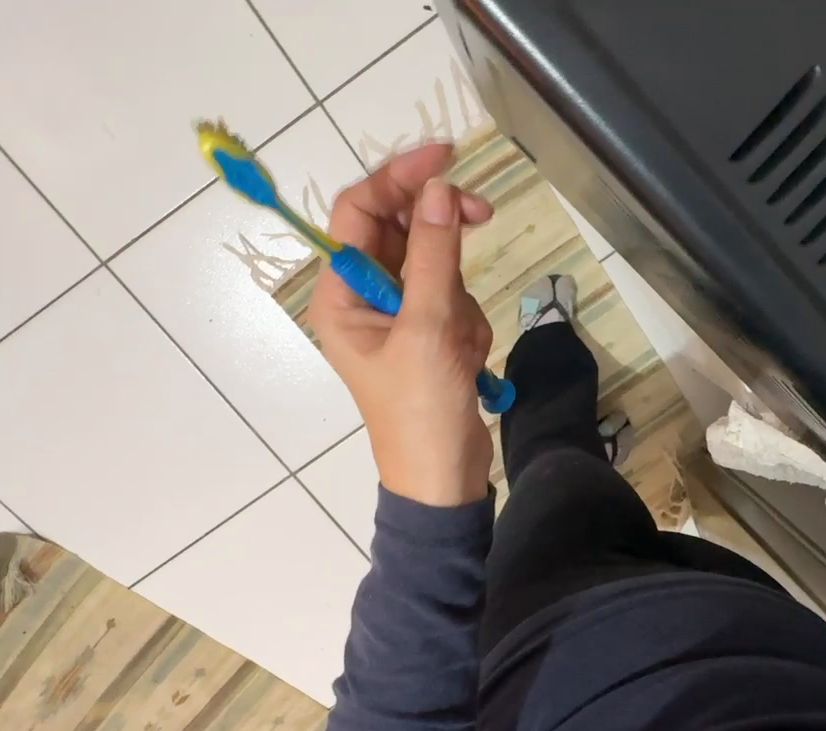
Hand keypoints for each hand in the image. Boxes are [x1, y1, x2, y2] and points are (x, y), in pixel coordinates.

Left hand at [308, 145, 496, 506]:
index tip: (448, 159)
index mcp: (341, 295)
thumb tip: (439, 190)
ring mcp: (398, 319)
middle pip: (400, 233)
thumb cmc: (422, 410)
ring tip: (461, 347)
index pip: (359, 211)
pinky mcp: (428, 337)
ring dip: (459, 298)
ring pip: (436, 268)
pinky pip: (454, 302)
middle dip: (441, 235)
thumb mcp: (427, 329)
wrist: (444, 478)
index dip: (399, 178)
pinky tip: (468, 362)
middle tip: (484, 215)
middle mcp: (364, 299)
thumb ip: (433, 255)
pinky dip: (468, 325)